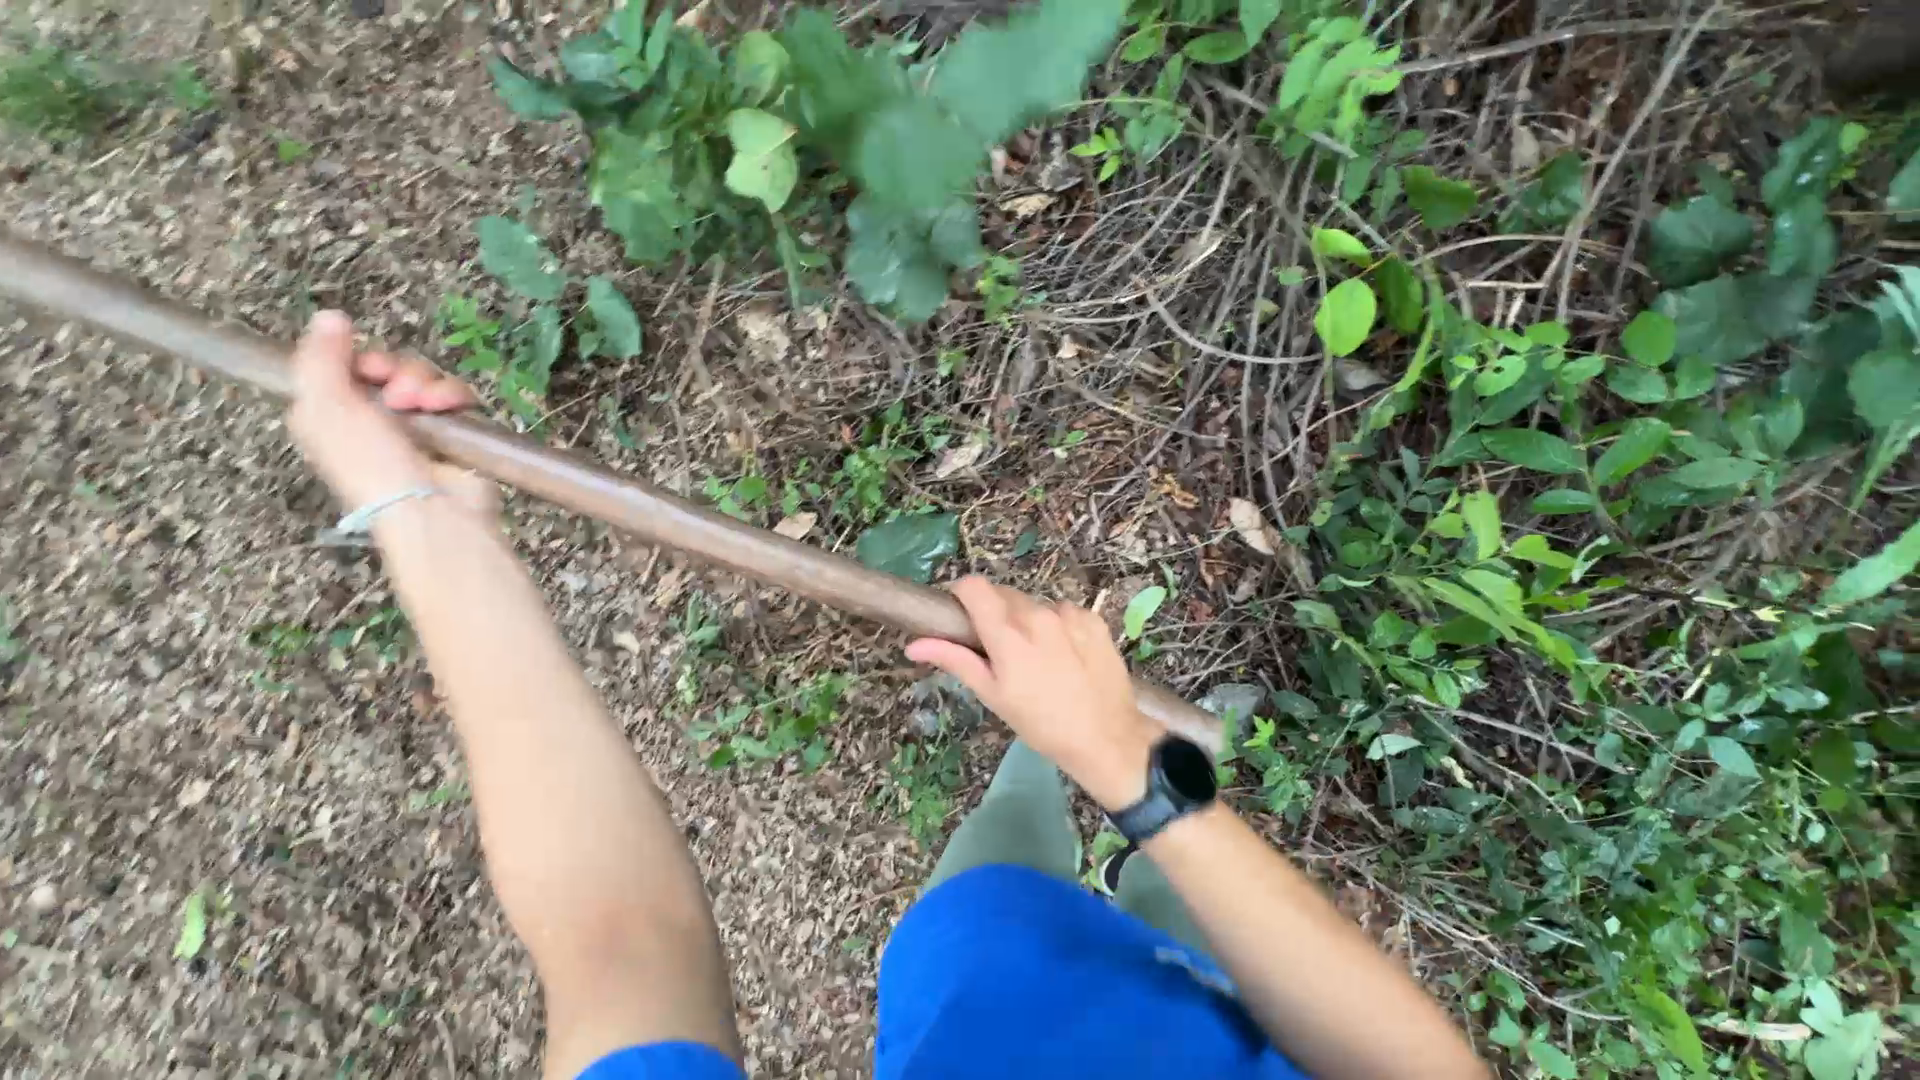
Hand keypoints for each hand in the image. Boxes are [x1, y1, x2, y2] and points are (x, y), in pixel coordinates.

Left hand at [287, 311, 492, 517]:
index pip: (350, 364)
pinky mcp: (456, 431)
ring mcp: (419, 424)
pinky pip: (457, 394)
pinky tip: (446, 407)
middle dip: (397, 372)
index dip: (361, 358)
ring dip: (425, 383)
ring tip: (424, 405)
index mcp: (336, 413)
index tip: (369, 367)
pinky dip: (453, 395)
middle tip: (398, 394)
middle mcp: (376, 416)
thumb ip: (320, 358)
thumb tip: (330, 316)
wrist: (427, 506)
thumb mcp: (325, 407)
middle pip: (391, 367)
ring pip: (425, 376)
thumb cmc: (368, 462)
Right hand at [906, 577, 1159, 809]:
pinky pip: (1063, 612)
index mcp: (1008, 634)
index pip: (974, 586)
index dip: (962, 594)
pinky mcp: (1093, 619)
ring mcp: (1069, 615)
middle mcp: (1038, 615)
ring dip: (1026, 620)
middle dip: (994, 613)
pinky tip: (1065, 657)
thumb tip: (914, 645)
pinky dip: (1057, 626)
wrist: (1106, 738)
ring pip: (1034, 604)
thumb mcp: (993, 695)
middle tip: (998, 649)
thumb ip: (956, 660)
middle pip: (1004, 595)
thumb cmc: (1041, 724)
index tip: (961, 614)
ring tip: (1037, 659)